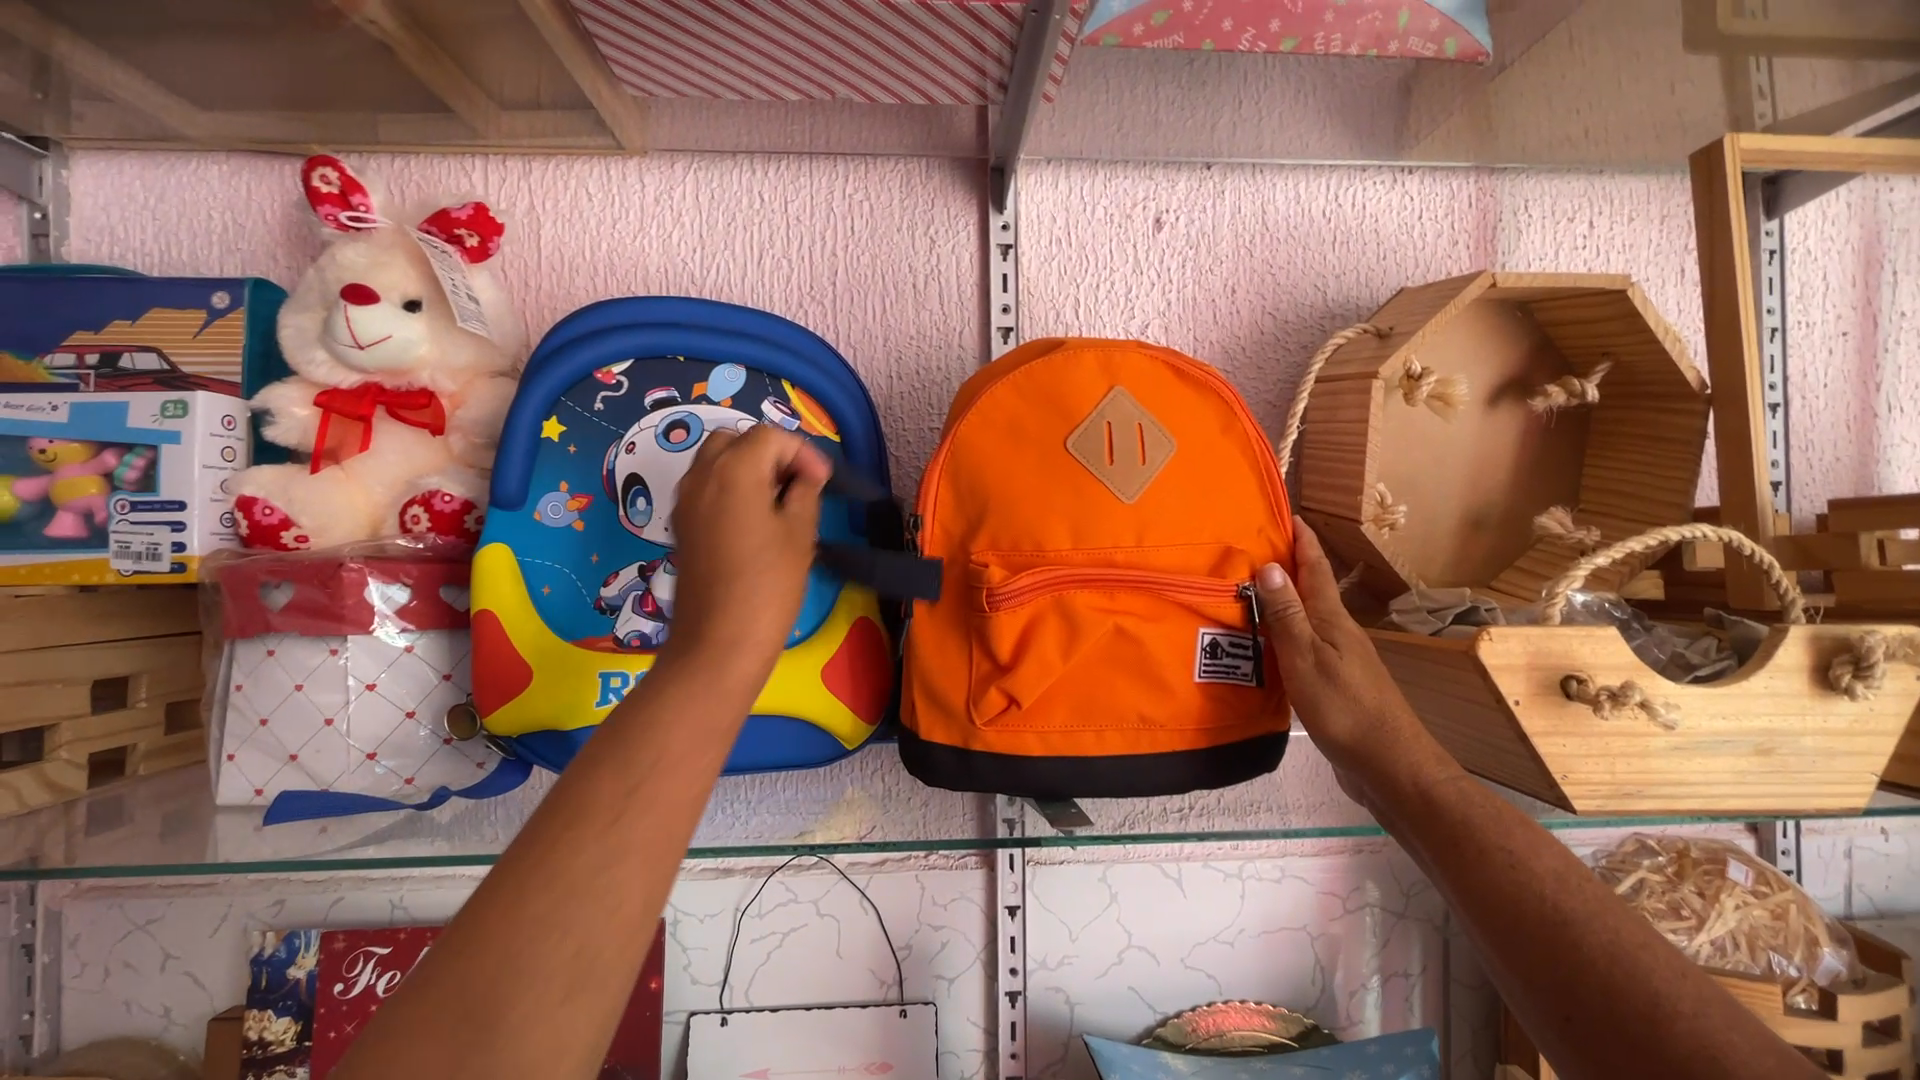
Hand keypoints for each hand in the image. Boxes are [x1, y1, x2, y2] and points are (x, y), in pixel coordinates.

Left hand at [661, 426, 829, 682]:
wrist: (719, 640)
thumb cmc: (768, 585)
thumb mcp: (799, 533)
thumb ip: (804, 492)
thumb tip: (805, 476)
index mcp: (733, 470)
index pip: (769, 436)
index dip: (801, 452)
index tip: (822, 480)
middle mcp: (701, 475)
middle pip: (736, 440)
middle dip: (769, 453)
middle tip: (797, 483)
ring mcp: (685, 500)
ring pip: (715, 461)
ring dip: (747, 468)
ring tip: (778, 500)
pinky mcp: (681, 525)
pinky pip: (705, 487)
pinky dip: (729, 488)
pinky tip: (753, 520)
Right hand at [1254, 517, 1456, 807]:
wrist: (1389, 765)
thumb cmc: (1345, 708)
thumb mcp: (1307, 657)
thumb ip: (1287, 614)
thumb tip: (1269, 565)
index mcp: (1332, 620)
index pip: (1315, 568)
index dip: (1302, 540)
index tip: (1286, 512)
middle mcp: (1338, 632)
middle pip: (1310, 591)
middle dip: (1285, 566)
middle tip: (1251, 548)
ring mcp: (1339, 659)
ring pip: (1305, 619)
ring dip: (1281, 601)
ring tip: (1248, 592)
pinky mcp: (1333, 685)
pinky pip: (1302, 647)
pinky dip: (1282, 635)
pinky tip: (1264, 646)